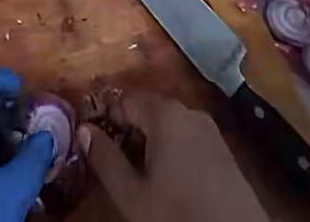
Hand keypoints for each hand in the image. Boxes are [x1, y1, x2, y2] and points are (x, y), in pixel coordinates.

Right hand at [79, 92, 268, 221]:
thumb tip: (83, 130)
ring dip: (150, 145)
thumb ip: (105, 159)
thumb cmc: (179, 216)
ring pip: (168, 127)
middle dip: (128, 133)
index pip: (125, 100)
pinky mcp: (225, 153)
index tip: (95, 146)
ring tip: (141, 179)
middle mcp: (189, 112)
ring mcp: (211, 132)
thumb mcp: (133, 195)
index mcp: (166, 114)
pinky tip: (170, 185)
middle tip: (116, 166)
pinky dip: (173, 154)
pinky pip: (188, 140)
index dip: (106, 120)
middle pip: (147, 111)